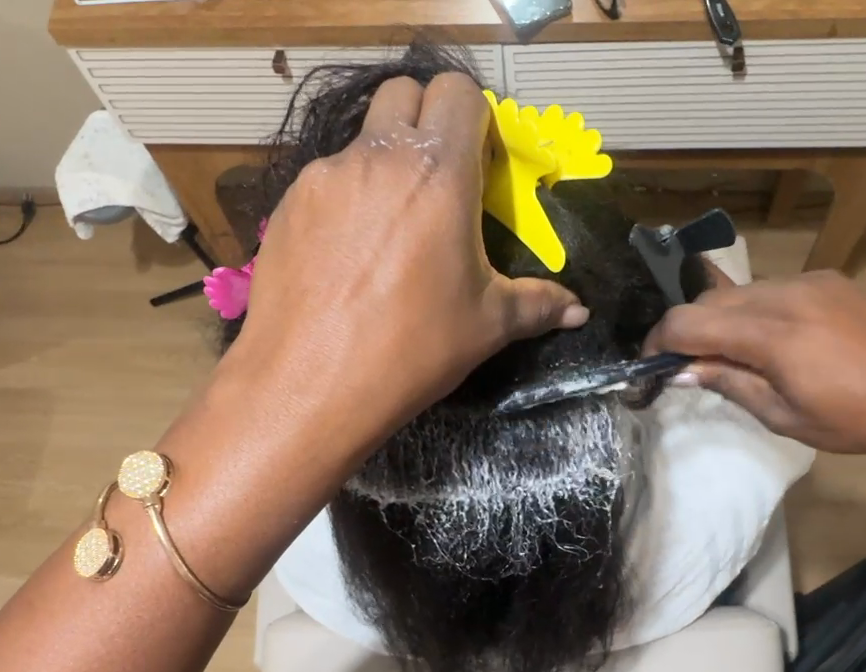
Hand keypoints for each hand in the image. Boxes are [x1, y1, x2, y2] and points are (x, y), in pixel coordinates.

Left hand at [224, 73, 587, 450]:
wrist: (309, 385)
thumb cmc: (411, 350)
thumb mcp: (485, 327)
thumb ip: (536, 305)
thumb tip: (579, 312)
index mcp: (438, 173)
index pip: (458, 92)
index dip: (474, 120)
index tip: (478, 166)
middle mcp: (378, 157)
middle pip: (404, 94)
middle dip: (426, 121)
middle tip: (437, 184)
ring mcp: (325, 177)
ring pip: (361, 141)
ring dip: (384, 165)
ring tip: (388, 234)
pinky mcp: (287, 204)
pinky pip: (325, 183)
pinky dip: (345, 202)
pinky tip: (346, 259)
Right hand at [645, 271, 865, 455]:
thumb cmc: (861, 418)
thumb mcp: (785, 416)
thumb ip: (730, 383)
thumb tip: (684, 369)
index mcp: (771, 333)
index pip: (687, 322)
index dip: (658, 344)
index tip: (652, 371)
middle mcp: (786, 294)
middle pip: (710, 300)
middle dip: (688, 332)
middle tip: (690, 370)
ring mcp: (812, 282)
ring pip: (742, 293)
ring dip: (722, 321)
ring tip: (733, 361)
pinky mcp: (832, 281)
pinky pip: (774, 291)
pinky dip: (755, 313)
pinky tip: (773, 345)